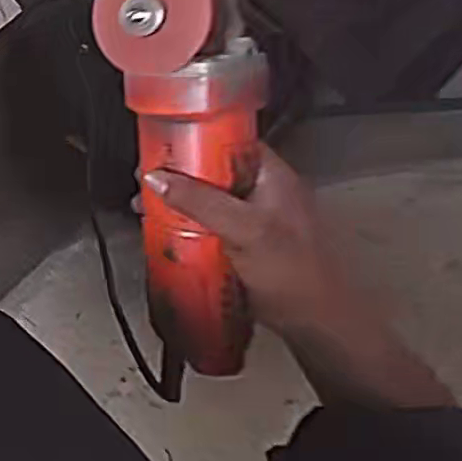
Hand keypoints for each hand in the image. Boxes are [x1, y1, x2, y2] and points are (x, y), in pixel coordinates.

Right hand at [142, 148, 353, 337]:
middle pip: (209, 167)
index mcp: (272, 176)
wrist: (316, 325)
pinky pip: (201, 219)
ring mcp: (248, 215)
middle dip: (174, 172)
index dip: (195, 135)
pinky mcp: (236, 238)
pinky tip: (159, 226)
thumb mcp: (246, 230)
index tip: (162, 140)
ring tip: (145, 204)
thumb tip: (155, 178)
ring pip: (201, 194)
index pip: (229, 140)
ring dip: (173, 198)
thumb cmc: (295, 274)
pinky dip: (179, 220)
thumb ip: (200, 201)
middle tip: (145, 177)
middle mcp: (259, 190)